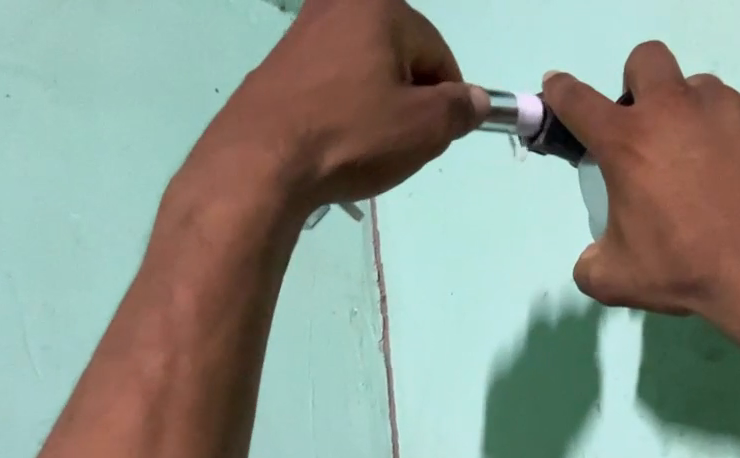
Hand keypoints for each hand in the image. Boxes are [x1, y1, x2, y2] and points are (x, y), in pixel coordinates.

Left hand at [183, 0, 487, 213]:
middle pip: (398, 57)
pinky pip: (329, 85)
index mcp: (381, 8)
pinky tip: (336, 143)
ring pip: (362, 72)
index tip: (438, 136)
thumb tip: (476, 100)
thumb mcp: (422, 130)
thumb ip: (458, 110)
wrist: (263, 160)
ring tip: (365, 149)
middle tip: (401, 146)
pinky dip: (341, 111)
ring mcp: (302, 32)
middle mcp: (339, 5)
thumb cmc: (352, 137)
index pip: (437, 53)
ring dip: (374, 108)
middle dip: (408, 101)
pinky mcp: (278, 64)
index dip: (447, 99)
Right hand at [544, 43, 739, 322]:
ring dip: (684, 114)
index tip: (557, 89)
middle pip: (646, 61)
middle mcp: (673, 111)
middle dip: (636, 86)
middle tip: (643, 131)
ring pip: (695, 88)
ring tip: (695, 164)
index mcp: (627, 144)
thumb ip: (590, 263)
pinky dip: (723, 136)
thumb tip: (593, 258)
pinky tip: (731, 177)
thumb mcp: (615, 280)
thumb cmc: (683, 270)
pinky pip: (733, 114)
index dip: (561, 92)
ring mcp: (723, 108)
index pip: (579, 101)